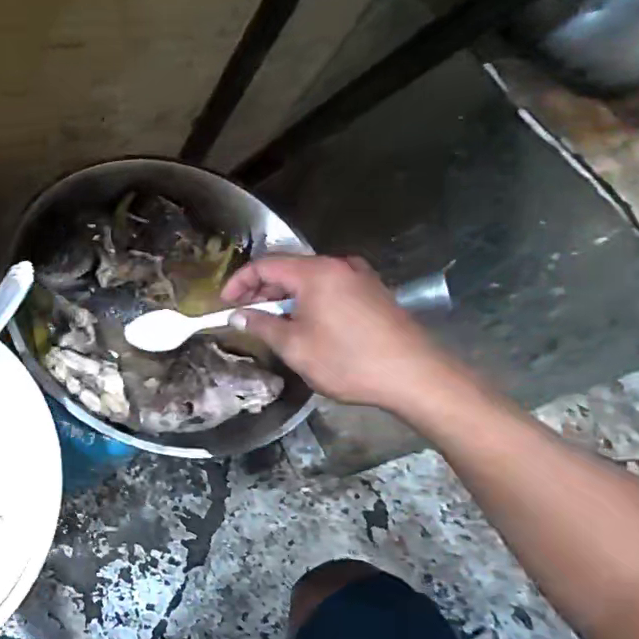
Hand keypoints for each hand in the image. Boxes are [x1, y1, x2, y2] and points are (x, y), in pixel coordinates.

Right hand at [222, 255, 464, 412]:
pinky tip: (307, 322)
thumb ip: (263, 326)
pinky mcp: (374, 292)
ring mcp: (360, 276)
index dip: (239, 282)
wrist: (413, 374)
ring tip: (273, 322)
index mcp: (316, 272)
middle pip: (290, 268)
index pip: (265, 265)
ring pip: (312, 279)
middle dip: (263, 290)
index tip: (225, 303)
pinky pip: (332, 288)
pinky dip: (311, 299)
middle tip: (245, 314)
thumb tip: (238, 315)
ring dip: (287, 296)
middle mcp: (339, 265)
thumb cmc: (349, 361)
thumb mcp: (296, 347)